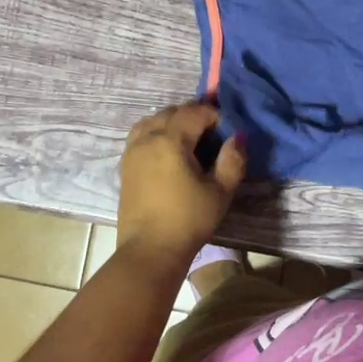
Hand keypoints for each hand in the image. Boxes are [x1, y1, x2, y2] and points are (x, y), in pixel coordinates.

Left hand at [117, 102, 245, 263]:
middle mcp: (147, 137)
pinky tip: (169, 152)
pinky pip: (141, 134)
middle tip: (212, 136)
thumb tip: (237, 136)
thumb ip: (232, 159)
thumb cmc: (189, 220)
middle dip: (194, 116)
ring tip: (190, 141)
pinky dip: (156, 132)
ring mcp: (132, 150)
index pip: (195, 111)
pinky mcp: (125, 165)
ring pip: (153, 120)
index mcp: (170, 139)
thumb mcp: (220, 191)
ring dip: (173, 122)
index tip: (227, 131)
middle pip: (172, 112)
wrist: (150, 250)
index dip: (214, 115)